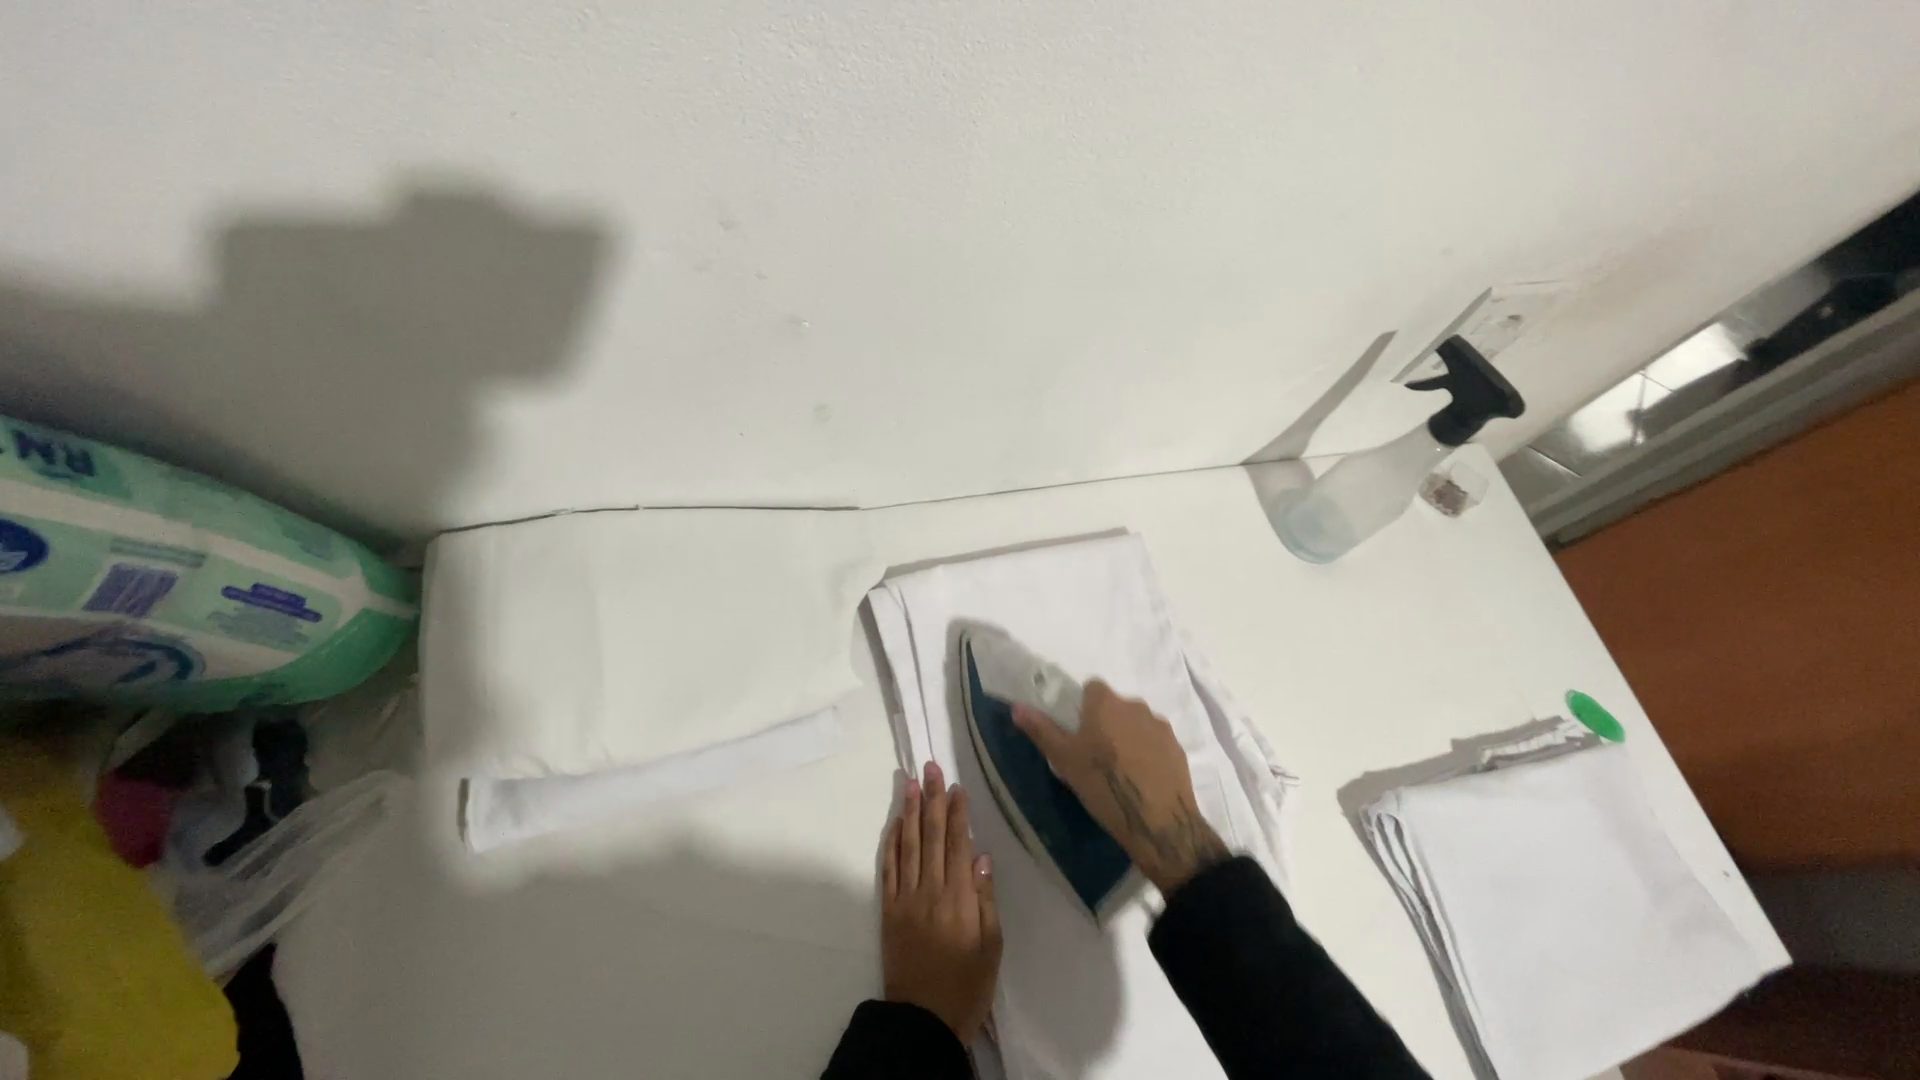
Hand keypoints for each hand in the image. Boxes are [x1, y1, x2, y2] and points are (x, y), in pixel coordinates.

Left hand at [882, 761, 1002, 1041]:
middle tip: (930, 767)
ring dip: (909, 811)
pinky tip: (894, 822)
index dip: (957, 813)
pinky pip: (889, 868)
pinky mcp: (889, 909)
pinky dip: (891, 842)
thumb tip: (981, 857)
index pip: (957, 844)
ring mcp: (906, 898)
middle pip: (930, 836)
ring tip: (909, 782)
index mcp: (959, 899)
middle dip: (931, 799)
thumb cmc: (967, 984)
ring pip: (907, 845)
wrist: (924, 1018)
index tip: (956, 786)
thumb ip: (985, 900)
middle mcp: (930, 891)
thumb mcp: (991, 946)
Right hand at [1013, 681, 1228, 893]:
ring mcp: (1160, 726)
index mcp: (1105, 703)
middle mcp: (1135, 705)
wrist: (1158, 822)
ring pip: (1136, 724)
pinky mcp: (1177, 747)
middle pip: (1115, 707)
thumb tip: (1017, 707)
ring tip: (1119, 770)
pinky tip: (1141, 779)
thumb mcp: (1064, 760)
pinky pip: (1155, 742)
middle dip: (1106, 723)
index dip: (1083, 707)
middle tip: (1094, 755)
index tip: (1077, 733)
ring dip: (1128, 737)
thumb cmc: (1103, 785)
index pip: (1092, 688)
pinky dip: (1147, 753)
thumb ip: (1041, 729)